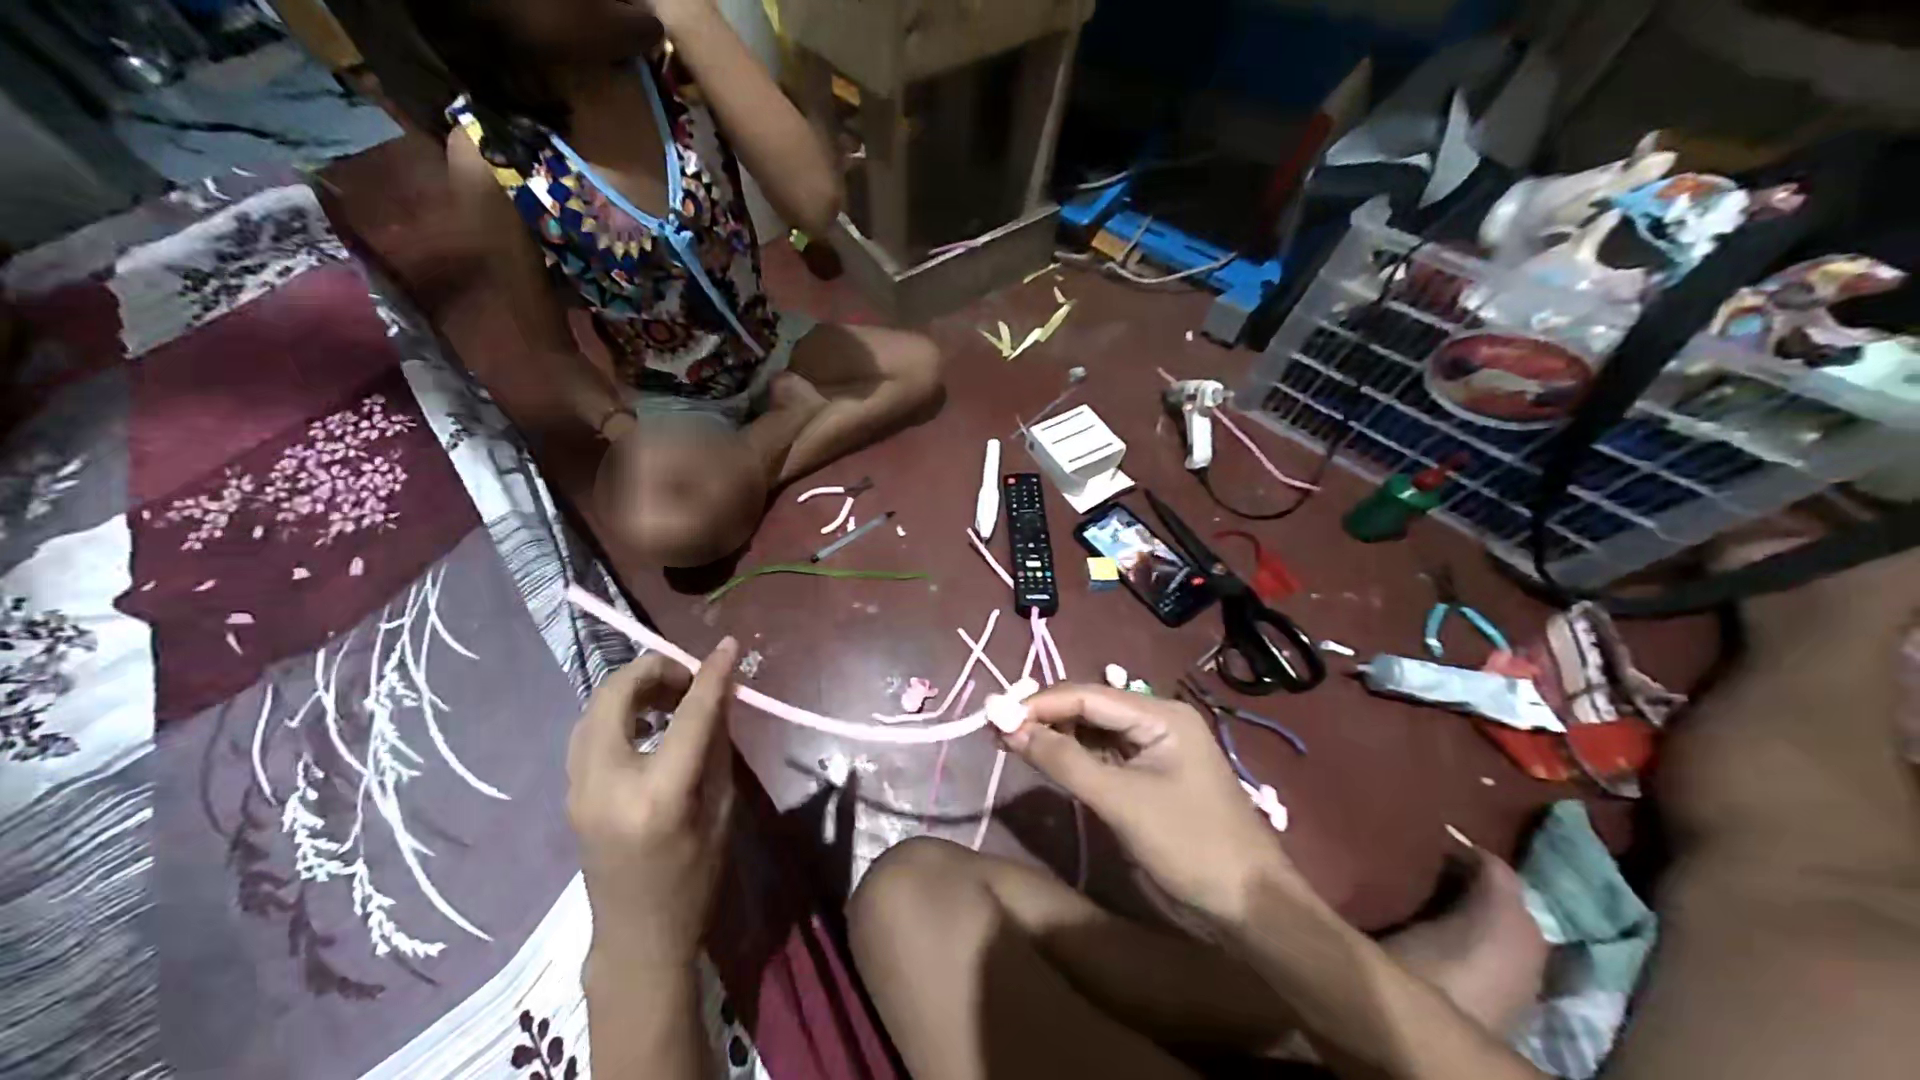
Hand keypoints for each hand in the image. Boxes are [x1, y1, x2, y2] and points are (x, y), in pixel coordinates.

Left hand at [567, 638, 739, 967]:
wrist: (637, 938)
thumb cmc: (695, 880)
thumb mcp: (721, 811)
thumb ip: (717, 747)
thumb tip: (721, 695)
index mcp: (657, 795)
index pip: (689, 715)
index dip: (711, 674)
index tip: (727, 645)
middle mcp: (605, 782)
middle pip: (618, 694)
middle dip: (656, 669)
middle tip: (690, 677)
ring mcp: (578, 786)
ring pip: (596, 706)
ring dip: (633, 687)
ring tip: (671, 697)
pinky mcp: (570, 790)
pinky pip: (589, 729)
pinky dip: (617, 710)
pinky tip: (646, 722)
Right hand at [1004, 685, 1300, 922]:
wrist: (1250, 906)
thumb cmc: (1189, 845)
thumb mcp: (1121, 801)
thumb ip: (1064, 761)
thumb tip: (1010, 728)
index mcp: (1160, 715)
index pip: (1088, 695)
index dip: (1039, 703)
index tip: (995, 714)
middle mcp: (1157, 721)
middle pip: (1090, 708)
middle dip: (1044, 717)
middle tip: (997, 730)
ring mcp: (1155, 749)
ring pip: (1094, 731)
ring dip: (1055, 736)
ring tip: (1011, 743)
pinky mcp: (1150, 776)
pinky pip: (1104, 755)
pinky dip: (1073, 757)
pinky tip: (1045, 760)